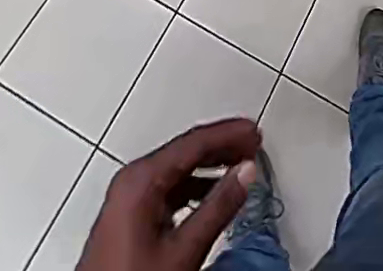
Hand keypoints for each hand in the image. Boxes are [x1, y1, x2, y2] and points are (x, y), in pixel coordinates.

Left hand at [77, 118, 261, 270]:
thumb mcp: (183, 251)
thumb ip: (218, 207)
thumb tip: (246, 172)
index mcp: (141, 180)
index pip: (193, 143)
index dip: (228, 134)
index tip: (254, 132)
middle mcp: (132, 181)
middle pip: (185, 151)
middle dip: (222, 145)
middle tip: (253, 144)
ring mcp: (128, 198)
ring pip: (178, 168)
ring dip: (211, 165)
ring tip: (241, 165)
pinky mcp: (130, 217)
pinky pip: (170, 187)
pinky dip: (196, 185)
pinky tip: (214, 193)